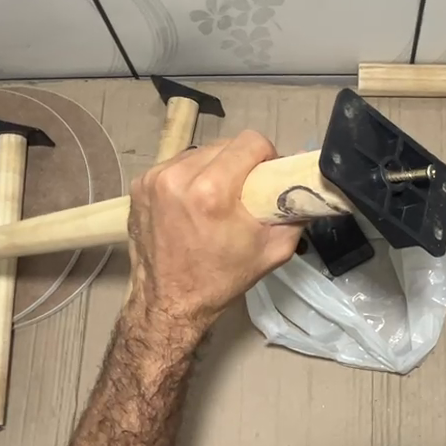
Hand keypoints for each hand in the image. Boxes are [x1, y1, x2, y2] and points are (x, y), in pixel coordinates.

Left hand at [126, 132, 301, 331]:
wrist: (169, 303)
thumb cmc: (221, 279)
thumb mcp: (274, 250)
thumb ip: (295, 212)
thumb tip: (306, 186)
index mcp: (211, 191)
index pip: (250, 142)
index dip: (266, 156)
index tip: (266, 178)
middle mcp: (178, 177)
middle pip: (224, 145)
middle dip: (240, 163)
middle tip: (245, 191)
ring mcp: (153, 179)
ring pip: (199, 153)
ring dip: (214, 168)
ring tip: (217, 197)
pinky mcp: (139, 184)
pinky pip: (177, 166)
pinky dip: (190, 177)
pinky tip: (193, 202)